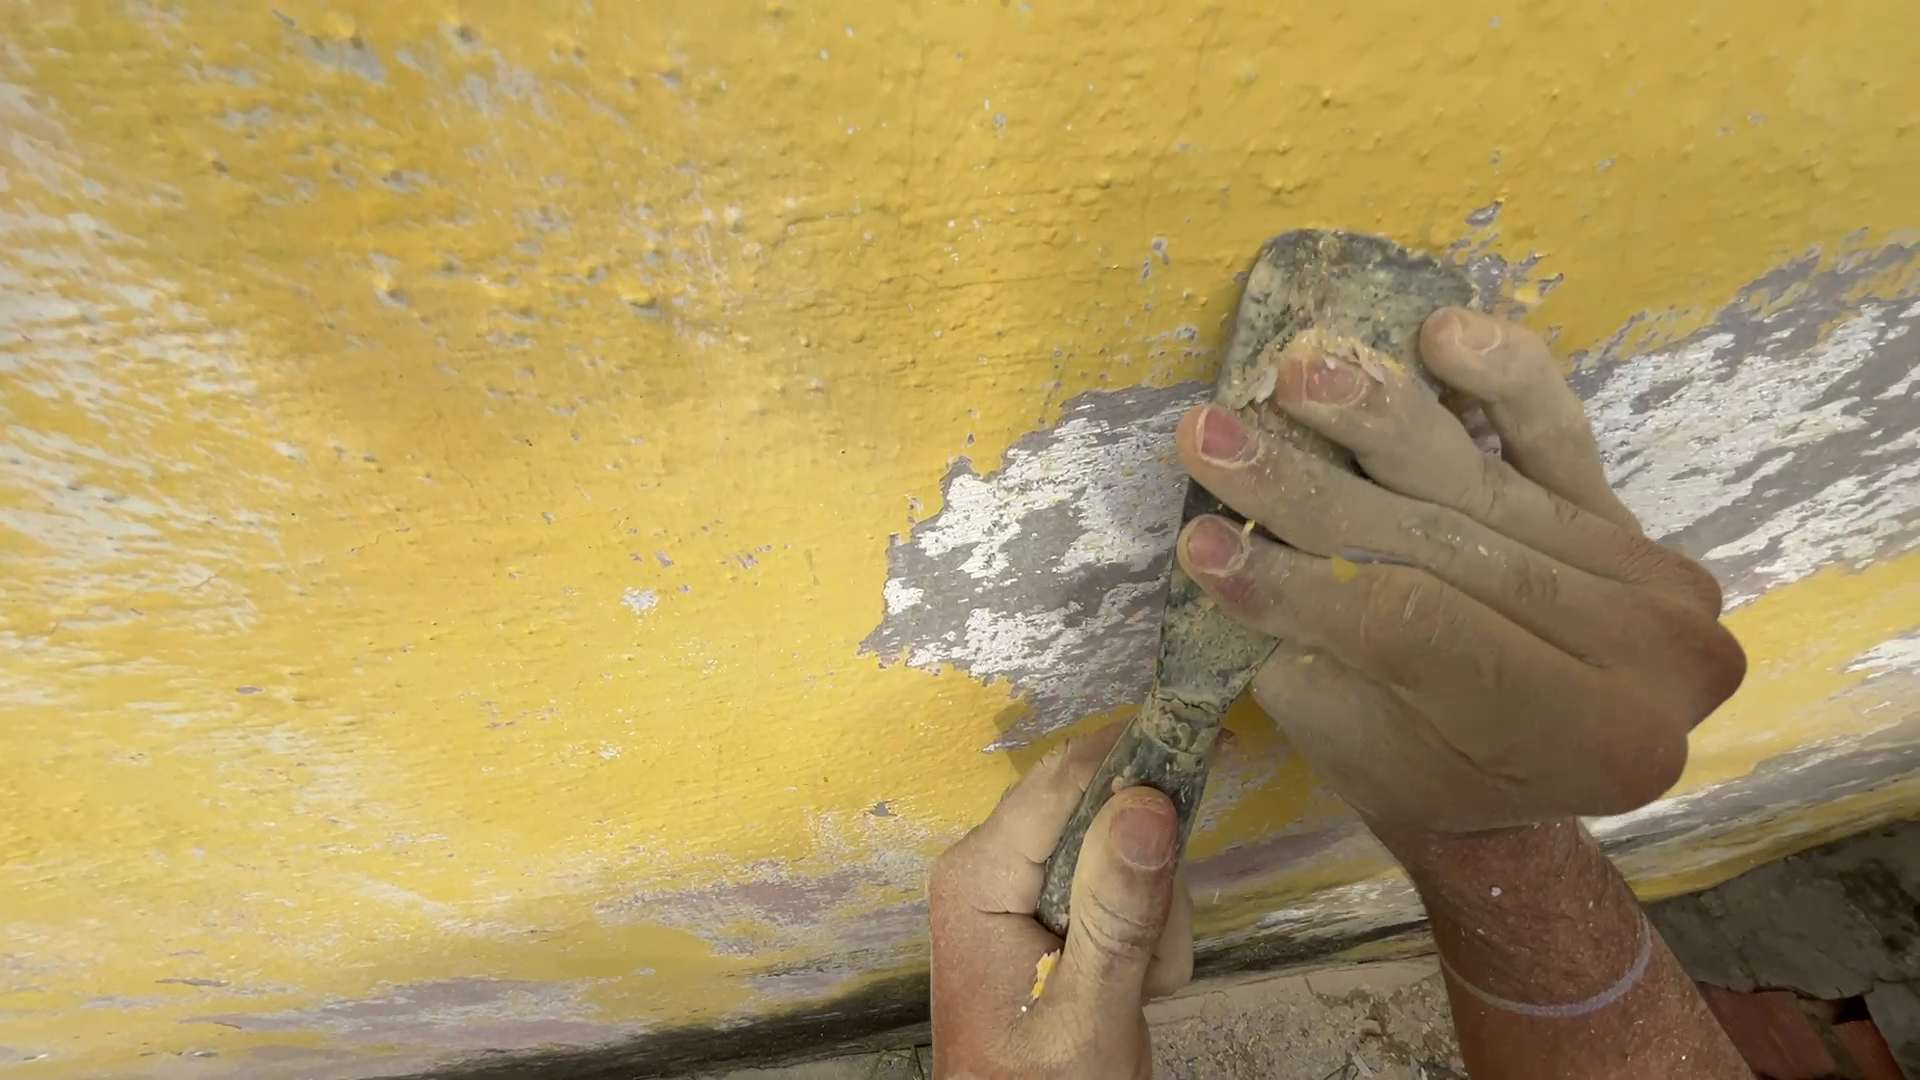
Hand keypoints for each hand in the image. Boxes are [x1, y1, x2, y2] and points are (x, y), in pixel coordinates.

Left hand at [928, 725, 1191, 1078]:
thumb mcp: (1087, 1015)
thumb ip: (1116, 913)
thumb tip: (1147, 801)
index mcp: (980, 872)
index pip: (1061, 781)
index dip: (1133, 756)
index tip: (1210, 744)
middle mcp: (993, 860)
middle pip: (1094, 809)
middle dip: (1145, 873)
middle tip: (1157, 944)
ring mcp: (1022, 881)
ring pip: (1119, 847)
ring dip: (1150, 914)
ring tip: (1138, 988)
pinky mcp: (1052, 903)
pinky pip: (1119, 881)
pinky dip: (1145, 929)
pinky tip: (1132, 987)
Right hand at [1171, 307, 1745, 830]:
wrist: (1527, 768)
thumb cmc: (1421, 776)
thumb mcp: (1353, 748)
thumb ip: (1306, 653)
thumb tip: (1231, 552)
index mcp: (1579, 736)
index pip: (1409, 630)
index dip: (1295, 585)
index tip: (1197, 545)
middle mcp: (1641, 648)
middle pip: (1434, 541)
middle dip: (1302, 491)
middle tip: (1209, 440)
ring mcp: (1645, 569)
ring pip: (1477, 477)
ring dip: (1372, 417)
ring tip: (1293, 374)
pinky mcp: (1619, 511)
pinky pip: (1561, 429)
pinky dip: (1504, 375)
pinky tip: (1441, 333)